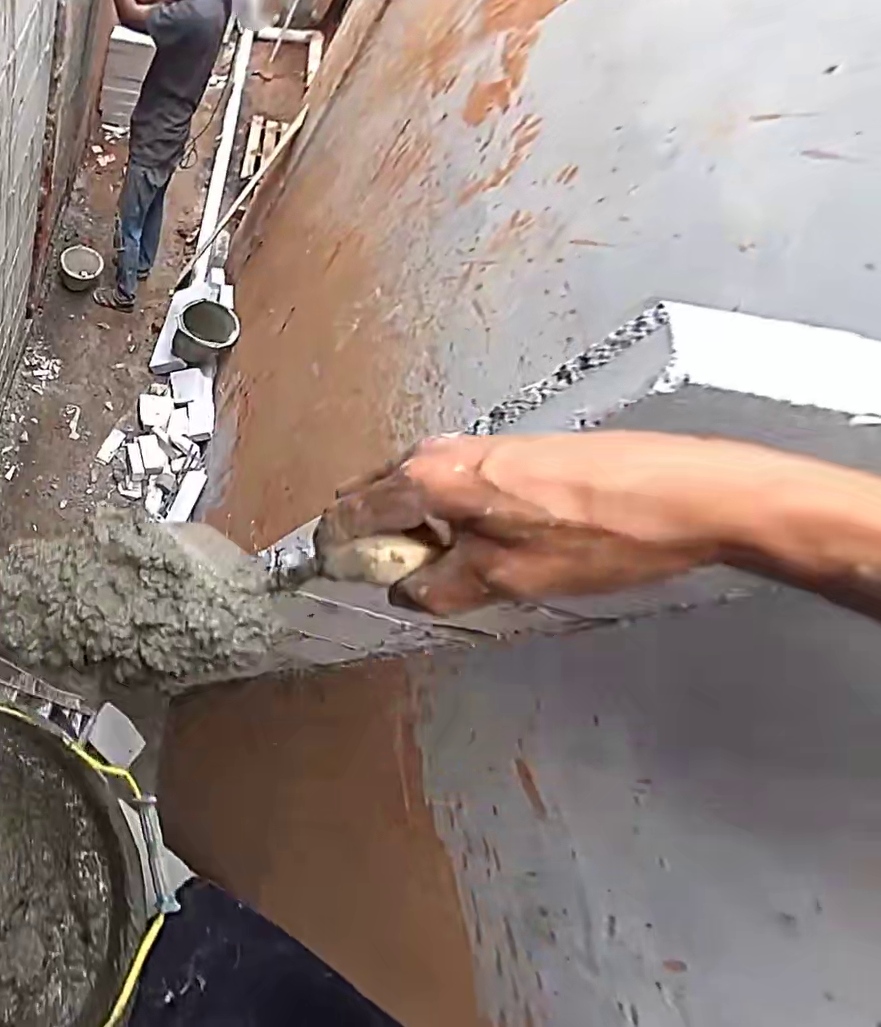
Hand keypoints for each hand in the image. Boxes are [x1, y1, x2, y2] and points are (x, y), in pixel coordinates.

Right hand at [318, 432, 736, 613]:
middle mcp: (432, 453)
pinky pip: (440, 476)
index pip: (346, 515)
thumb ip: (434, 589)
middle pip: (365, 492)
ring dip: (405, 517)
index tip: (339, 571)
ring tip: (448, 551)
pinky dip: (437, 504)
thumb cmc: (596, 536)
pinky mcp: (501, 444)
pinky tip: (484, 527)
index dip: (334, 547)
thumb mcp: (504, 578)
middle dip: (367, 529)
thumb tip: (404, 592)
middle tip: (400, 566)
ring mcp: (467, 443)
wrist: (702, 492)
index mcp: (421, 481)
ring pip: (403, 483)